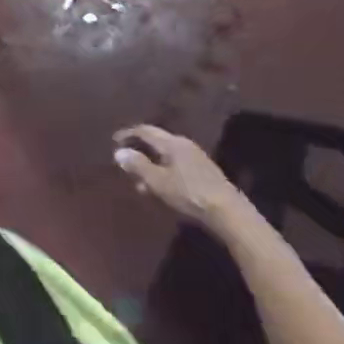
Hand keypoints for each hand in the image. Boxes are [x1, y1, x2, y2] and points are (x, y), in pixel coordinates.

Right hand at [112, 125, 252, 230]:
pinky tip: (160, 187)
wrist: (228, 212)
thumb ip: (138, 165)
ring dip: (151, 164)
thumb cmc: (188, 193)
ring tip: (139, 181)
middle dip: (139, 150)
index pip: (145, 131)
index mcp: (172, 143)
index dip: (128, 134)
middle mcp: (184, 145)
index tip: (114, 141)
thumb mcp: (158, 181)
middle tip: (126, 160)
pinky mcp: (203, 171)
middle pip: (156, 141)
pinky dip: (163, 171)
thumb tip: (119, 152)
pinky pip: (176, 164)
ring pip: (166, 155)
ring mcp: (196, 158)